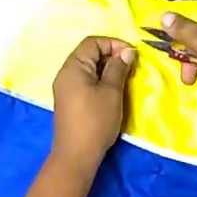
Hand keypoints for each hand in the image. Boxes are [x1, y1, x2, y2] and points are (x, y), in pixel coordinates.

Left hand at [50, 35, 135, 167]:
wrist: (76, 154)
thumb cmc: (96, 121)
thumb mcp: (112, 91)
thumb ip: (118, 68)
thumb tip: (127, 51)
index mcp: (73, 67)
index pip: (92, 42)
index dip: (113, 43)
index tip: (131, 55)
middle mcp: (65, 74)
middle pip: (88, 53)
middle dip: (111, 55)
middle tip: (130, 68)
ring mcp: (65, 88)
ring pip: (88, 68)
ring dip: (107, 69)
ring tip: (124, 79)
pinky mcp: (69, 101)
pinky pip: (85, 81)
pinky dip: (99, 80)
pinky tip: (112, 91)